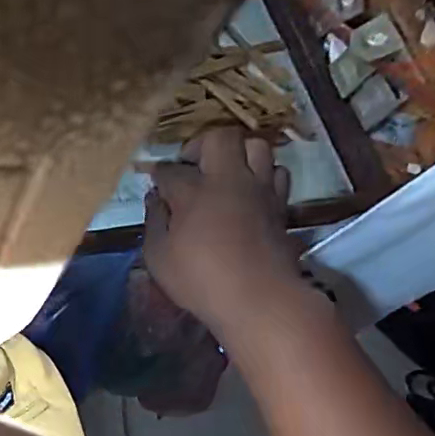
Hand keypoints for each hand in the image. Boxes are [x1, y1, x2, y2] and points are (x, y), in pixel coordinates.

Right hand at [143, 127, 306, 336]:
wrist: (259, 298)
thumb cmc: (200, 280)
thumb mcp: (159, 258)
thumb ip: (154, 223)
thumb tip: (155, 199)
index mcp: (194, 191)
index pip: (171, 170)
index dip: (159, 175)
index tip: (155, 185)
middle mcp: (229, 179)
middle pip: (220, 137)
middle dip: (201, 145)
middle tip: (191, 167)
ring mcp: (260, 189)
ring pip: (256, 146)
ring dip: (238, 154)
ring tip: (225, 174)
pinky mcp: (280, 204)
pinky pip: (276, 173)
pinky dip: (263, 175)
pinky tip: (250, 192)